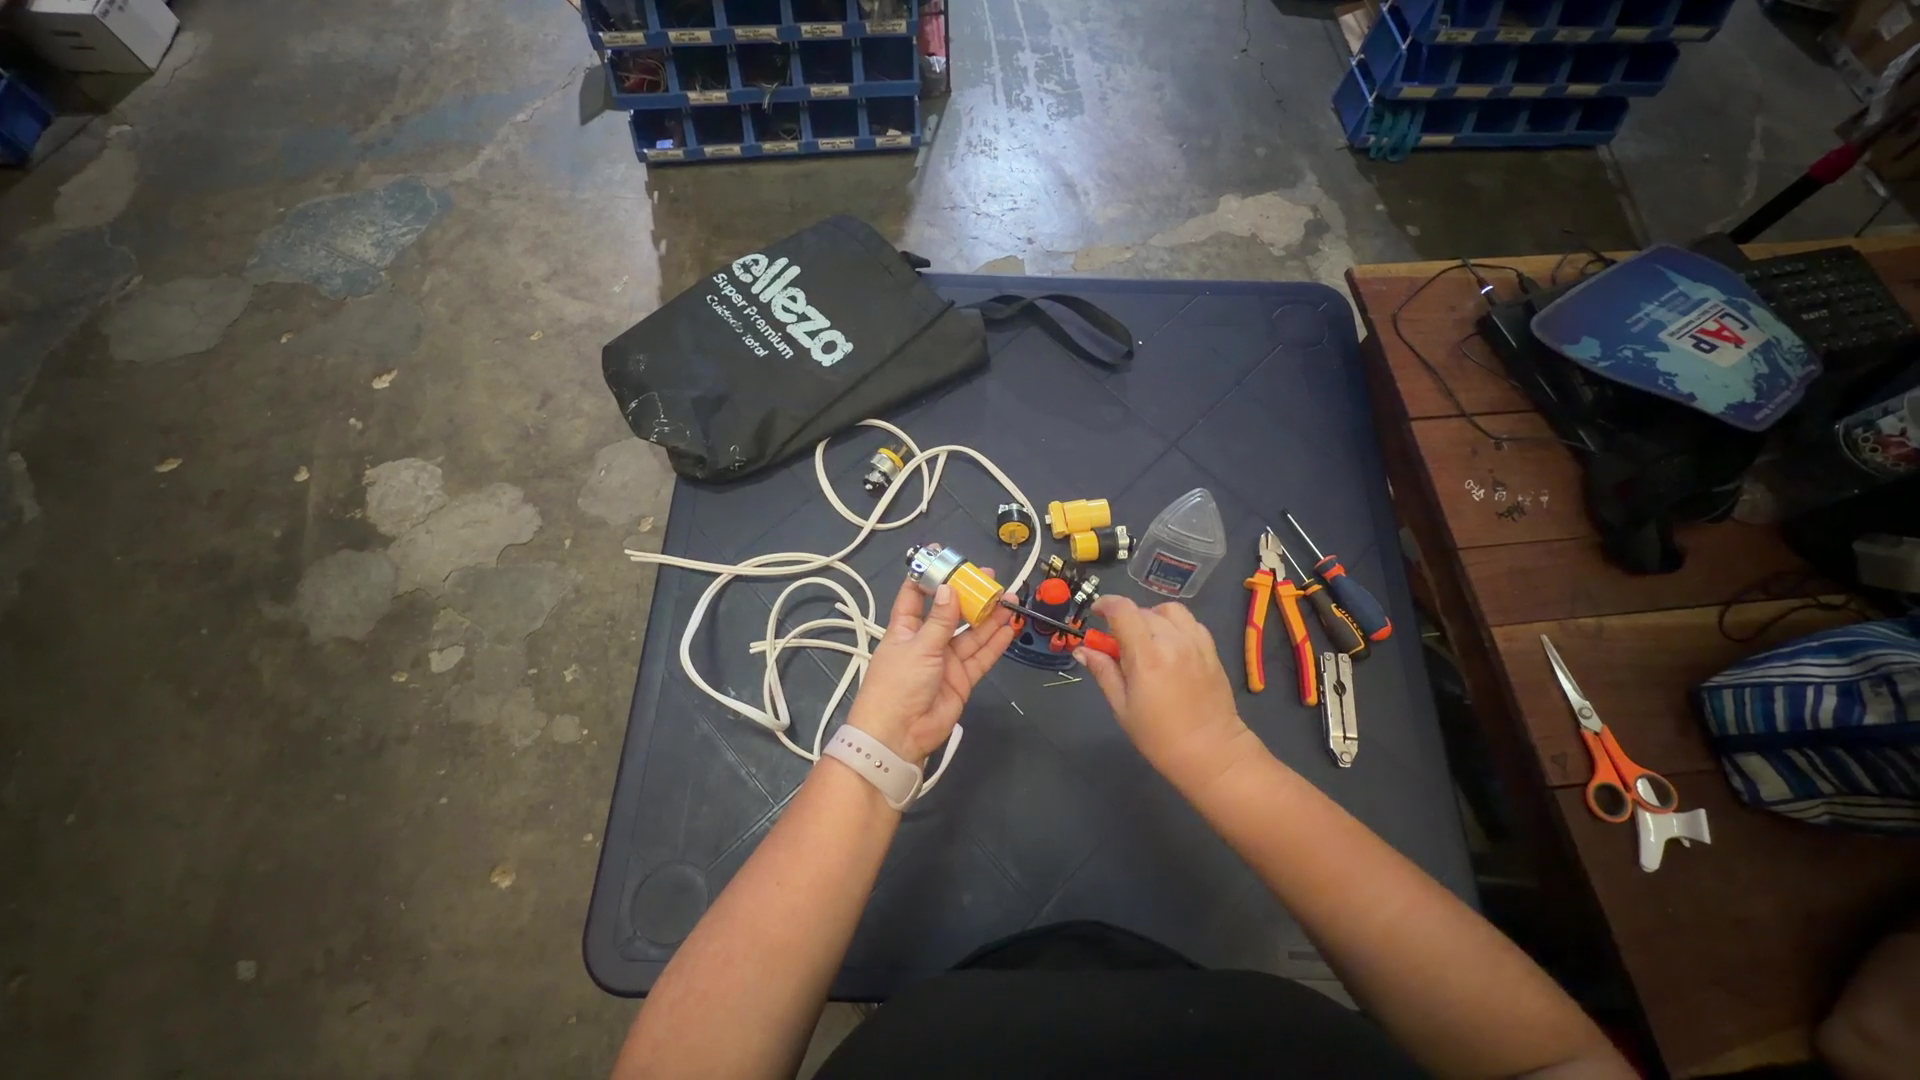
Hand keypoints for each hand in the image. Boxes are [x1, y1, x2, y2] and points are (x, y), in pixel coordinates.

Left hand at [846, 576, 1016, 764]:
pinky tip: (1009, 628)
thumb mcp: (918, 647)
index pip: (915, 596)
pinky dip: (995, 644)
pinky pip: (980, 657)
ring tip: (1008, 598)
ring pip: (970, 635)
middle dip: (968, 596)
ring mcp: (945, 662)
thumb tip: (948, 588)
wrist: (899, 736)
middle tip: (989, 578)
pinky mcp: (961, 680)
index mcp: (904, 629)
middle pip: (950, 613)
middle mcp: (926, 642)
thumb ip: (939, 620)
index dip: (928, 577)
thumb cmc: (897, 685)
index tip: (944, 557)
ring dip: (988, 618)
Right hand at [1076, 595, 1257, 792]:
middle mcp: (1173, 642)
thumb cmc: (1159, 736)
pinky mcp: (1211, 651)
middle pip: (1143, 611)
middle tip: (1118, 643)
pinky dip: (1175, 624)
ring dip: (1152, 616)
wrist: (1211, 751)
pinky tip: (1170, 644)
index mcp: (1147, 656)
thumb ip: (1103, 671)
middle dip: (1126, 619)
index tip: (1096, 613)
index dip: (1106, 605)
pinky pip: (1191, 623)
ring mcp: (1196, 644)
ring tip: (1146, 638)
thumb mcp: (1122, 707)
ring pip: (1170, 611)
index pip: (1123, 611)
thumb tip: (1083, 650)